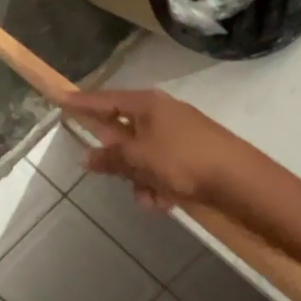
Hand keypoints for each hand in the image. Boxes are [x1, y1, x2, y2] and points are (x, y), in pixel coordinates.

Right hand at [64, 89, 252, 211]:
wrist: (241, 181)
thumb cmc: (183, 160)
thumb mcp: (138, 159)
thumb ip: (109, 157)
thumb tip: (85, 157)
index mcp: (146, 104)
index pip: (103, 99)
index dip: (80, 102)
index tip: (59, 98)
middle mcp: (161, 113)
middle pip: (123, 133)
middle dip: (119, 161)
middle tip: (116, 175)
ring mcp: (178, 133)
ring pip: (141, 156)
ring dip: (140, 179)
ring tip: (150, 198)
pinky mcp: (192, 154)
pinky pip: (161, 168)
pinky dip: (159, 184)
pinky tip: (165, 201)